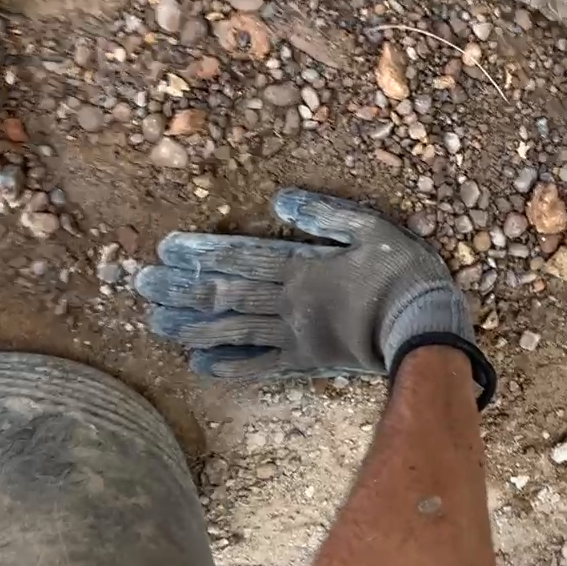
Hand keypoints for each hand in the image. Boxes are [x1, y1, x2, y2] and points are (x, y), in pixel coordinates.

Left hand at [135, 188, 493, 402]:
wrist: (424, 325)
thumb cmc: (401, 271)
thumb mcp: (371, 228)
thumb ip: (325, 213)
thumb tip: (281, 199)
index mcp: (303, 266)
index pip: (242, 258)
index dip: (203, 254)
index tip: (168, 249)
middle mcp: (289, 302)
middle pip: (226, 295)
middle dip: (181, 289)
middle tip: (142, 285)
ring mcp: (295, 336)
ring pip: (233, 330)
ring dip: (192, 326)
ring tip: (156, 323)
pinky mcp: (308, 361)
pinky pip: (261, 365)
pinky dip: (230, 365)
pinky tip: (201, 364)